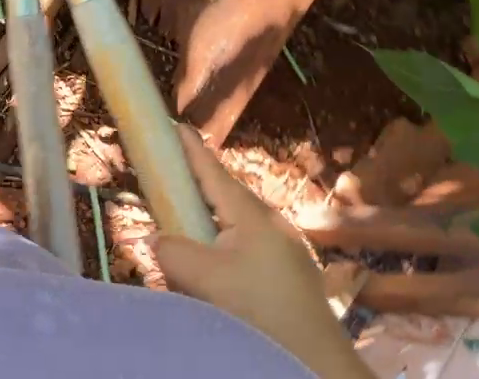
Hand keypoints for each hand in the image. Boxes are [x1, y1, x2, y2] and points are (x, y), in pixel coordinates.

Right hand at [154, 127, 370, 378]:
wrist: (319, 365)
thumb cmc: (262, 311)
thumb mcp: (203, 278)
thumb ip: (171, 250)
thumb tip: (158, 240)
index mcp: (252, 214)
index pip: (212, 169)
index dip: (189, 146)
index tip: (173, 123)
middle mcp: (272, 223)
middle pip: (224, 194)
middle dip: (196, 187)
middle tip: (168, 185)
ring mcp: (287, 250)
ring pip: (235, 224)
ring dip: (209, 223)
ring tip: (188, 236)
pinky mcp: (292, 276)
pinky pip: (247, 246)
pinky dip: (224, 246)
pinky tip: (216, 270)